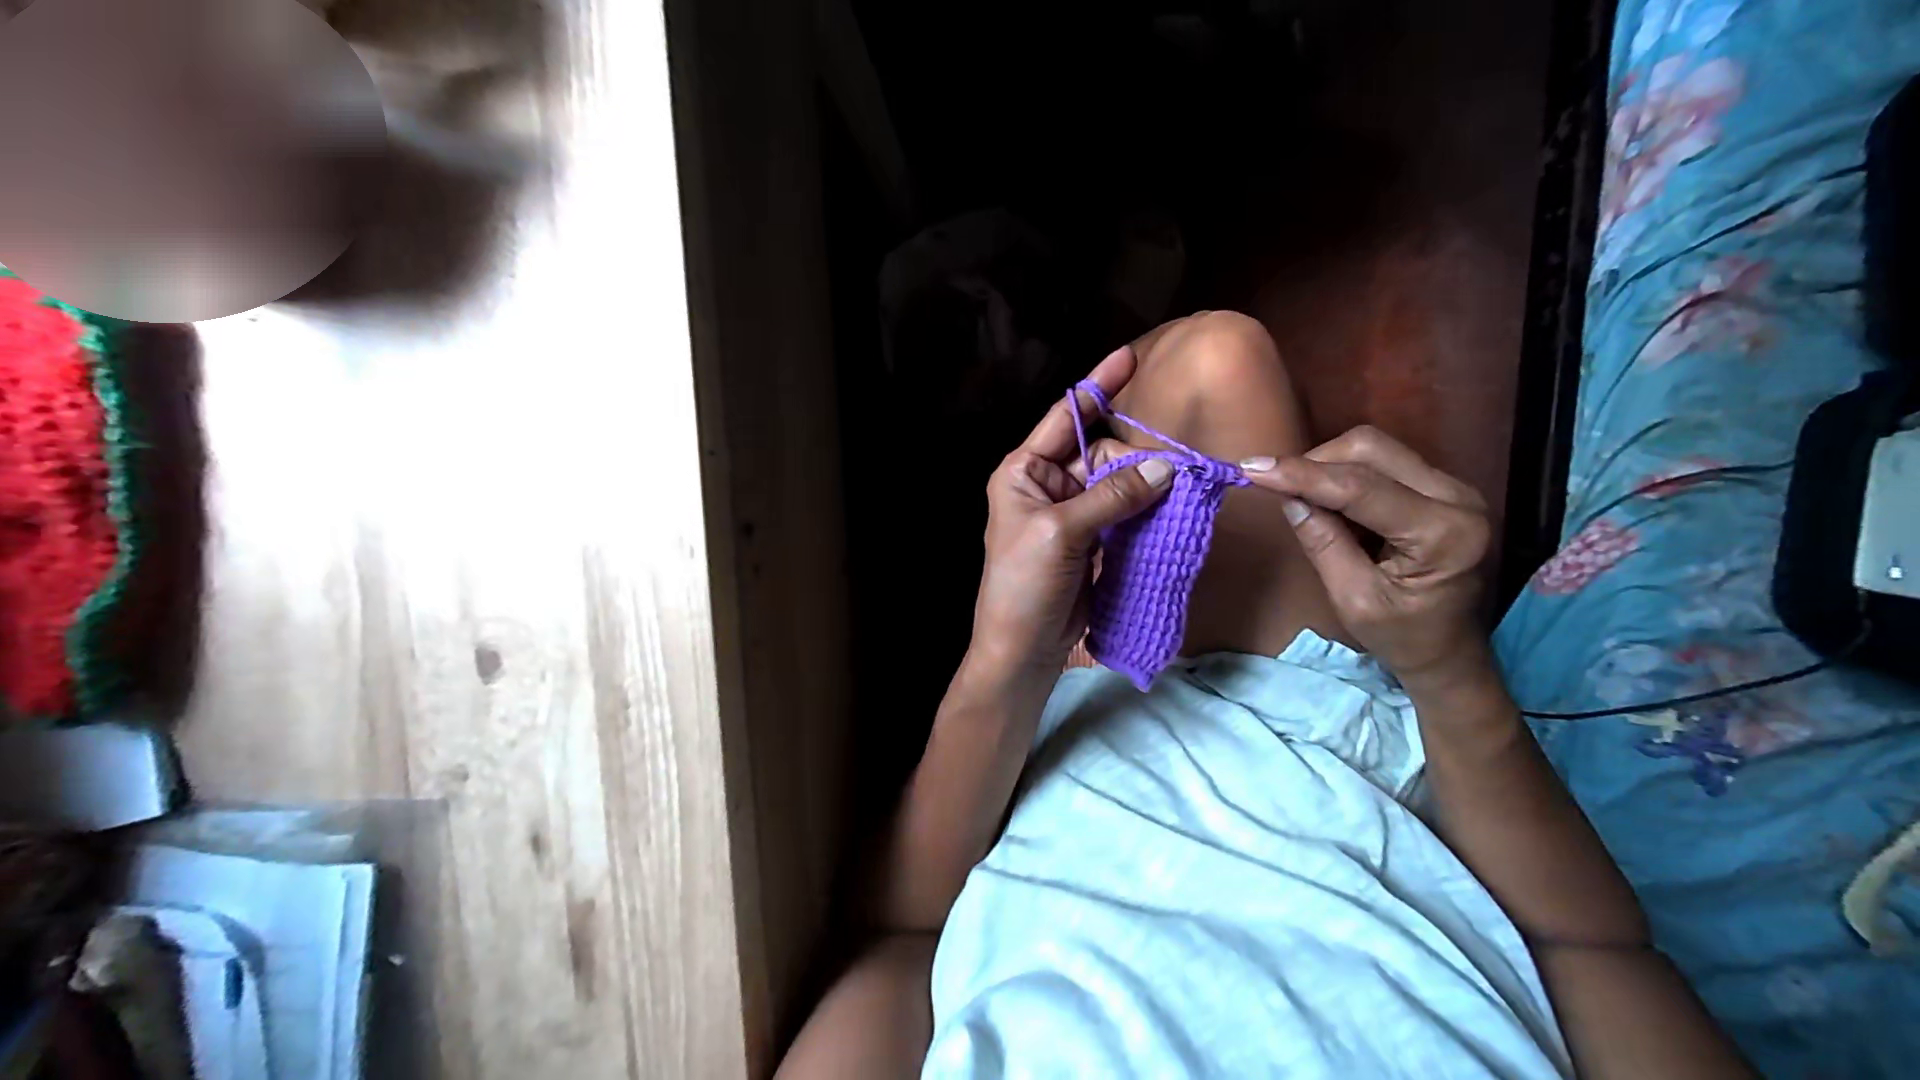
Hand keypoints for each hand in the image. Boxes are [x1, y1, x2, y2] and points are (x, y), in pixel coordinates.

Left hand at [969, 346, 1174, 678]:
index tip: (1130, 356)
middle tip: (1176, 470)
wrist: (1023, 647)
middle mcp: (1047, 485)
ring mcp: (1072, 514)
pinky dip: (1147, 511)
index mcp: (1024, 472)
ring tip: (1182, 489)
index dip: (1097, 387)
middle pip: (1101, 453)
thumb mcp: (1062, 533)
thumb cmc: (1024, 584)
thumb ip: (1112, 496)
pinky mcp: (1092, 540)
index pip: (1064, 417)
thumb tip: (1165, 466)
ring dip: (1148, 485)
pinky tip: (1171, 511)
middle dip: (1136, 456)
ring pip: (1119, 484)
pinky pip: (1125, 513)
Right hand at [1240, 426, 1492, 692]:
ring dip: (1328, 466)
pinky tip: (1331, 503)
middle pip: (1371, 450)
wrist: (1451, 651)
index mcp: (1443, 534)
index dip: (1301, 474)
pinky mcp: (1442, 488)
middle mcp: (1458, 498)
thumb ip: (1323, 543)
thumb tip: (1288, 498)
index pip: (1360, 488)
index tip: (1251, 468)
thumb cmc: (1403, 636)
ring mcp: (1454, 488)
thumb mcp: (1353, 599)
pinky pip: (1384, 462)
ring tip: (1305, 500)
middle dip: (1315, 462)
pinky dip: (1346, 474)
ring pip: (1376, 449)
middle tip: (1279, 488)